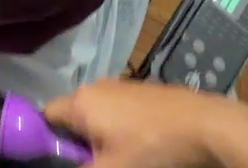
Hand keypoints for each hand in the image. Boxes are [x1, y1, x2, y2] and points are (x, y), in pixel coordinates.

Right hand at [46, 81, 247, 167]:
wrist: (205, 126)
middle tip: (88, 167)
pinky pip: (115, 114)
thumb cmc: (152, 147)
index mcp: (81, 101)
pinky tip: (136, 152)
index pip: (45, 117)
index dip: (42, 142)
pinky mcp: (141, 93)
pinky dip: (117, 133)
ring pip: (95, 118)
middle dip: (75, 146)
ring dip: (97, 142)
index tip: (53, 162)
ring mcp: (119, 87)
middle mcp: (95, 88)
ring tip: (114, 163)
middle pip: (70, 119)